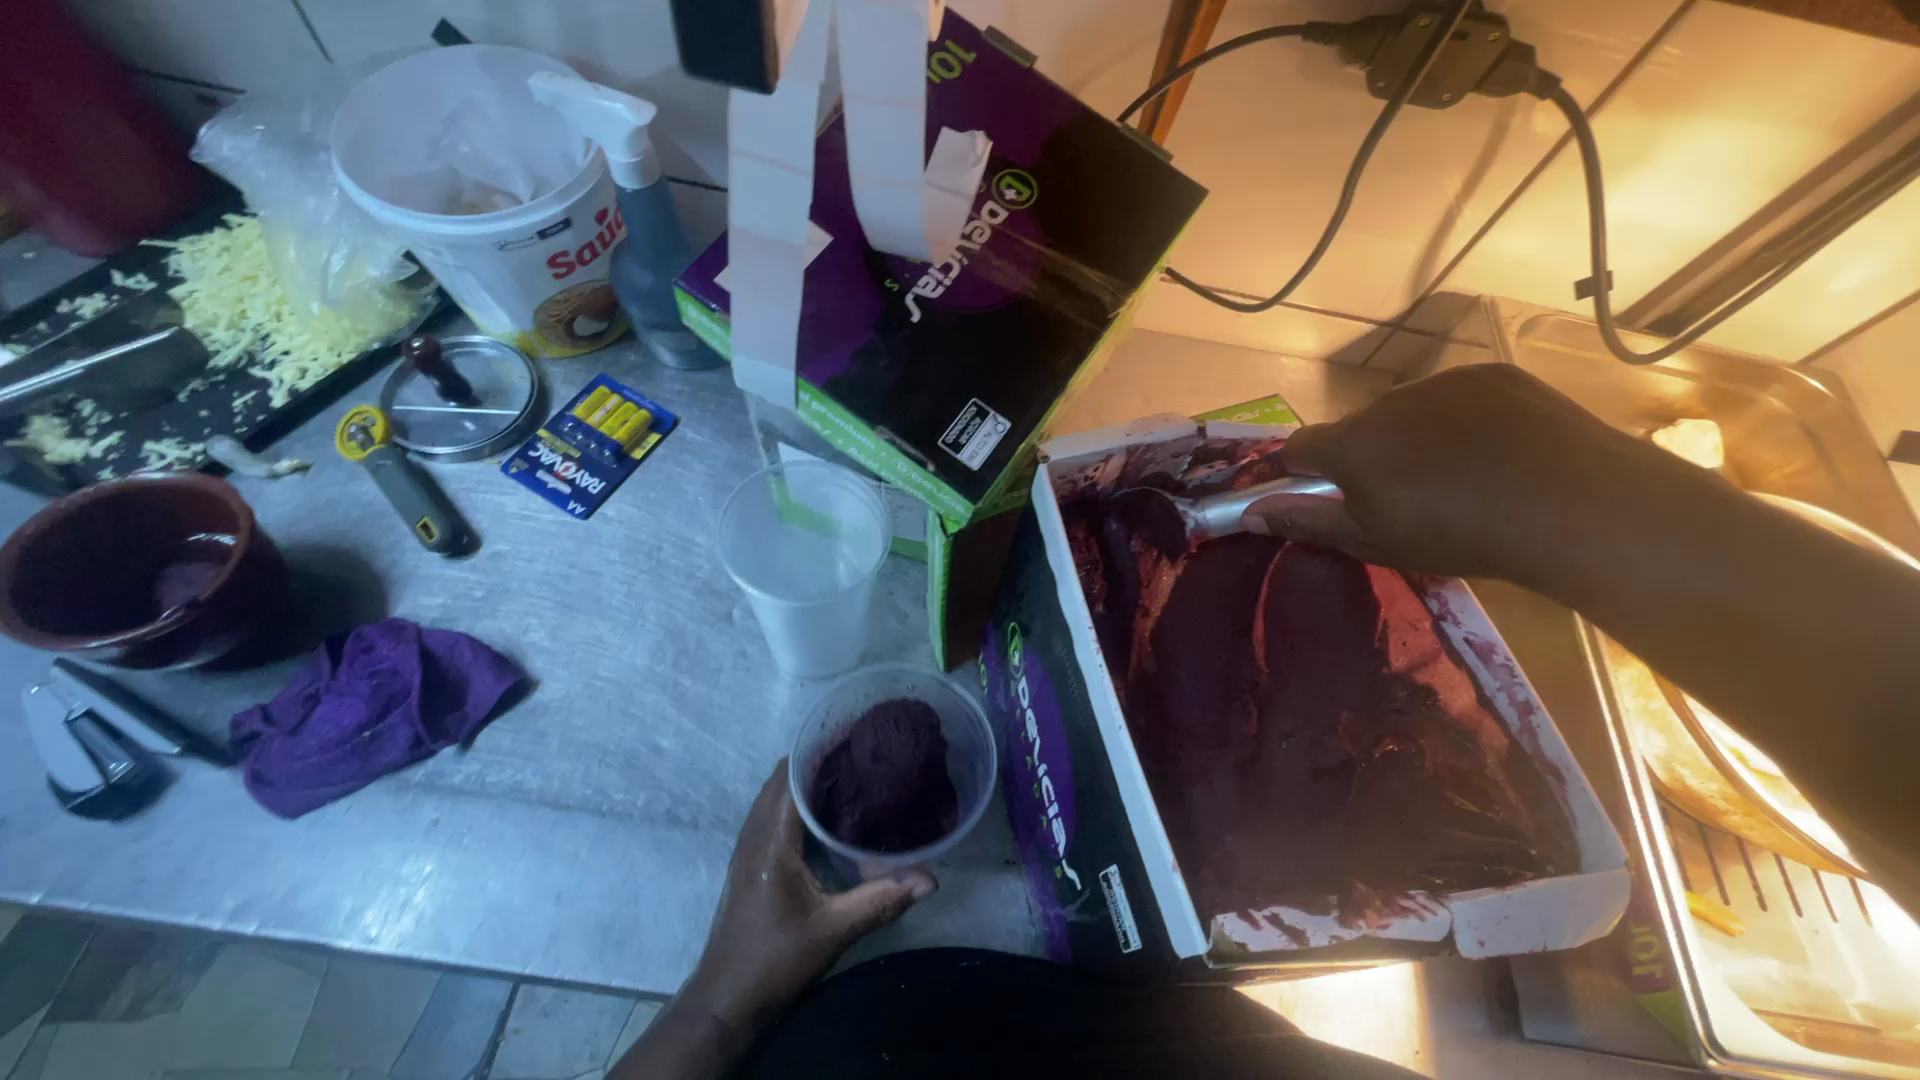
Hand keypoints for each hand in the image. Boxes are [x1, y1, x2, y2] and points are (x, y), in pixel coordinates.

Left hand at [680, 759, 935, 1032]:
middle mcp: (754, 836)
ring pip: (773, 796)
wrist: (725, 999)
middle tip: (858, 755)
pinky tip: (826, 814)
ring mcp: (746, 848)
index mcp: (771, 842)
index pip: (789, 778)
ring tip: (847, 776)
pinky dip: (795, 802)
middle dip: (815, 761)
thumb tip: (929, 879)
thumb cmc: (774, 960)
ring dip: (803, 781)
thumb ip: (880, 901)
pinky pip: (770, 814)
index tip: (852, 739)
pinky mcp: (748, 862)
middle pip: (780, 780)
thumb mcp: (833, 931)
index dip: (817, 754)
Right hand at [1242, 364, 1660, 582]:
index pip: (1298, 447)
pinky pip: (1454, 396)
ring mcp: (1441, 383)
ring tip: (1456, 475)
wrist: (1572, 505)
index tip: (1325, 495)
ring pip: (1405, 411)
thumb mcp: (1373, 540)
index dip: (1303, 471)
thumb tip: (1248, 513)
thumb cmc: (1458, 533)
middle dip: (1365, 457)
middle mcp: (1385, 403)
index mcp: (1351, 444)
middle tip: (1403, 497)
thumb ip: (1306, 520)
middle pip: (1355, 429)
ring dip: (1410, 436)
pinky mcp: (1492, 374)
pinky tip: (1492, 450)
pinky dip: (1458, 419)